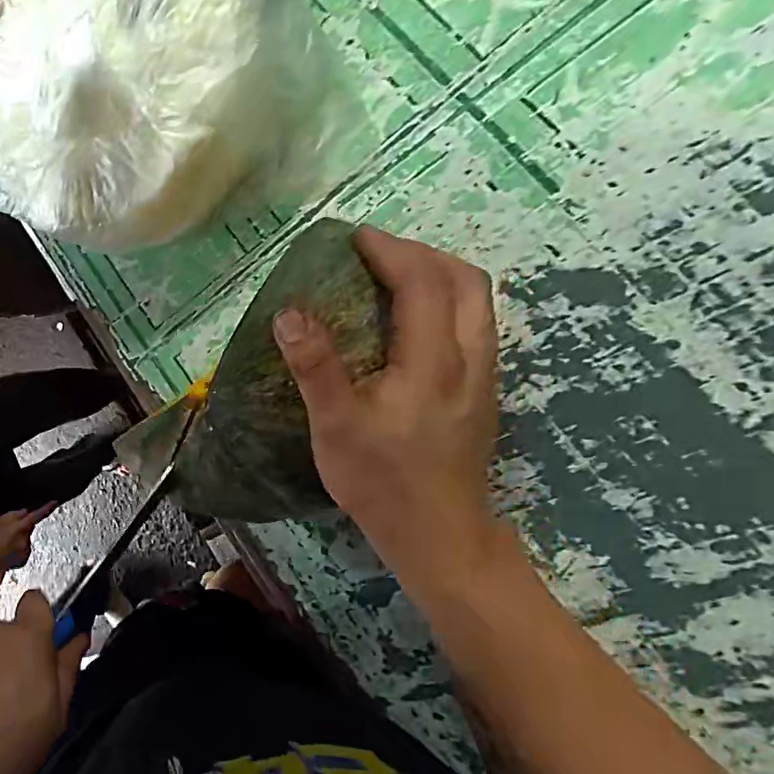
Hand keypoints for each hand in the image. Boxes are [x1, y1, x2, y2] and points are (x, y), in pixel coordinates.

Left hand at [0, 591, 84, 773]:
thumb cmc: (1, 749)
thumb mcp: (54, 716)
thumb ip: (67, 669)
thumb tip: (77, 641)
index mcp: (27, 640)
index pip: (37, 601)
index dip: (43, 619)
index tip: (47, 643)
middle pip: (11, 631)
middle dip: (18, 655)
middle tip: (23, 695)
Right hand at [272, 226, 503, 574]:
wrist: (439, 535)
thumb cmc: (381, 481)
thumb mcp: (336, 426)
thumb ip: (315, 366)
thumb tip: (289, 312)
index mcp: (434, 361)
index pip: (422, 282)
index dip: (389, 251)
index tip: (352, 238)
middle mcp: (471, 358)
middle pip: (465, 280)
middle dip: (420, 254)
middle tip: (373, 254)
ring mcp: (484, 376)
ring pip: (476, 302)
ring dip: (437, 275)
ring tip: (392, 277)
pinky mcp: (482, 393)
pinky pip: (472, 325)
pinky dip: (445, 302)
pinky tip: (412, 323)